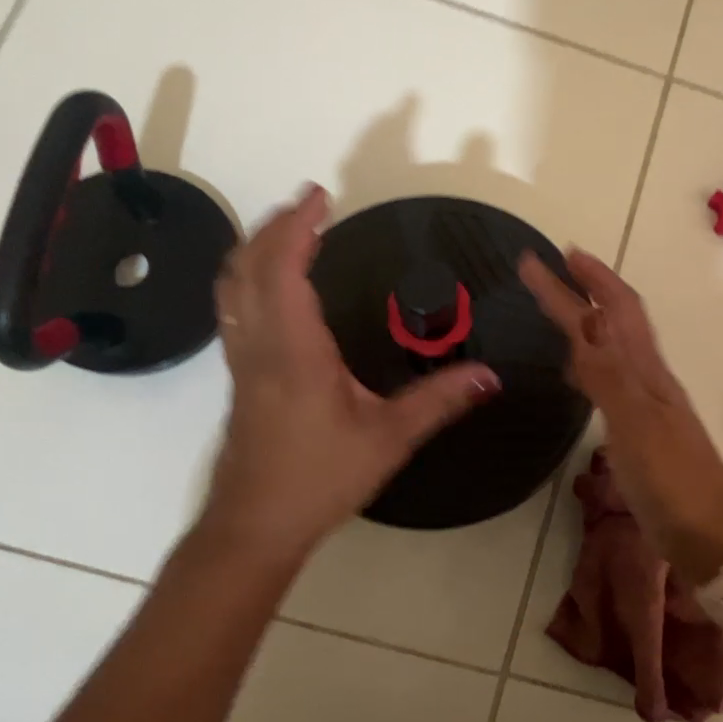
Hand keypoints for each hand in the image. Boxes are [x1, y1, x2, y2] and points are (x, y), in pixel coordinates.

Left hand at [205, 185, 499, 556]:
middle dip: (276, 225)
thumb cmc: (320, 478)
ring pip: (232, 285)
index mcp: (294, 349)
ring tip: (289, 231)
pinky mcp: (239, 376)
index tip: (322, 196)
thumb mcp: (389, 439)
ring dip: (255, 247)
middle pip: (247, 265)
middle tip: (310, 204)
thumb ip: (439, 401)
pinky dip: (248, 276)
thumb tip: (490, 376)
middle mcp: (260, 344)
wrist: (255, 525)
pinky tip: (271, 286)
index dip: (298, 225)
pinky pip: (233, 307)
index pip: (284, 267)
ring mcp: (242, 360)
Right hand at [519, 249, 722, 577]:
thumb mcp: (637, 425)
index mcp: (645, 372)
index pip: (610, 312)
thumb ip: (609, 374)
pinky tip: (579, 376)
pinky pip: (611, 380)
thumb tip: (583, 319)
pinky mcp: (641, 432)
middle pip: (617, 320)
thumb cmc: (673, 481)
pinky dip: (590, 363)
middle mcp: (648, 379)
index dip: (580, 282)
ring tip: (563, 308)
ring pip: (616, 346)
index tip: (544, 257)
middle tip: (555, 266)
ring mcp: (647, 405)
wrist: (710, 535)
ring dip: (590, 320)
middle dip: (588, 288)